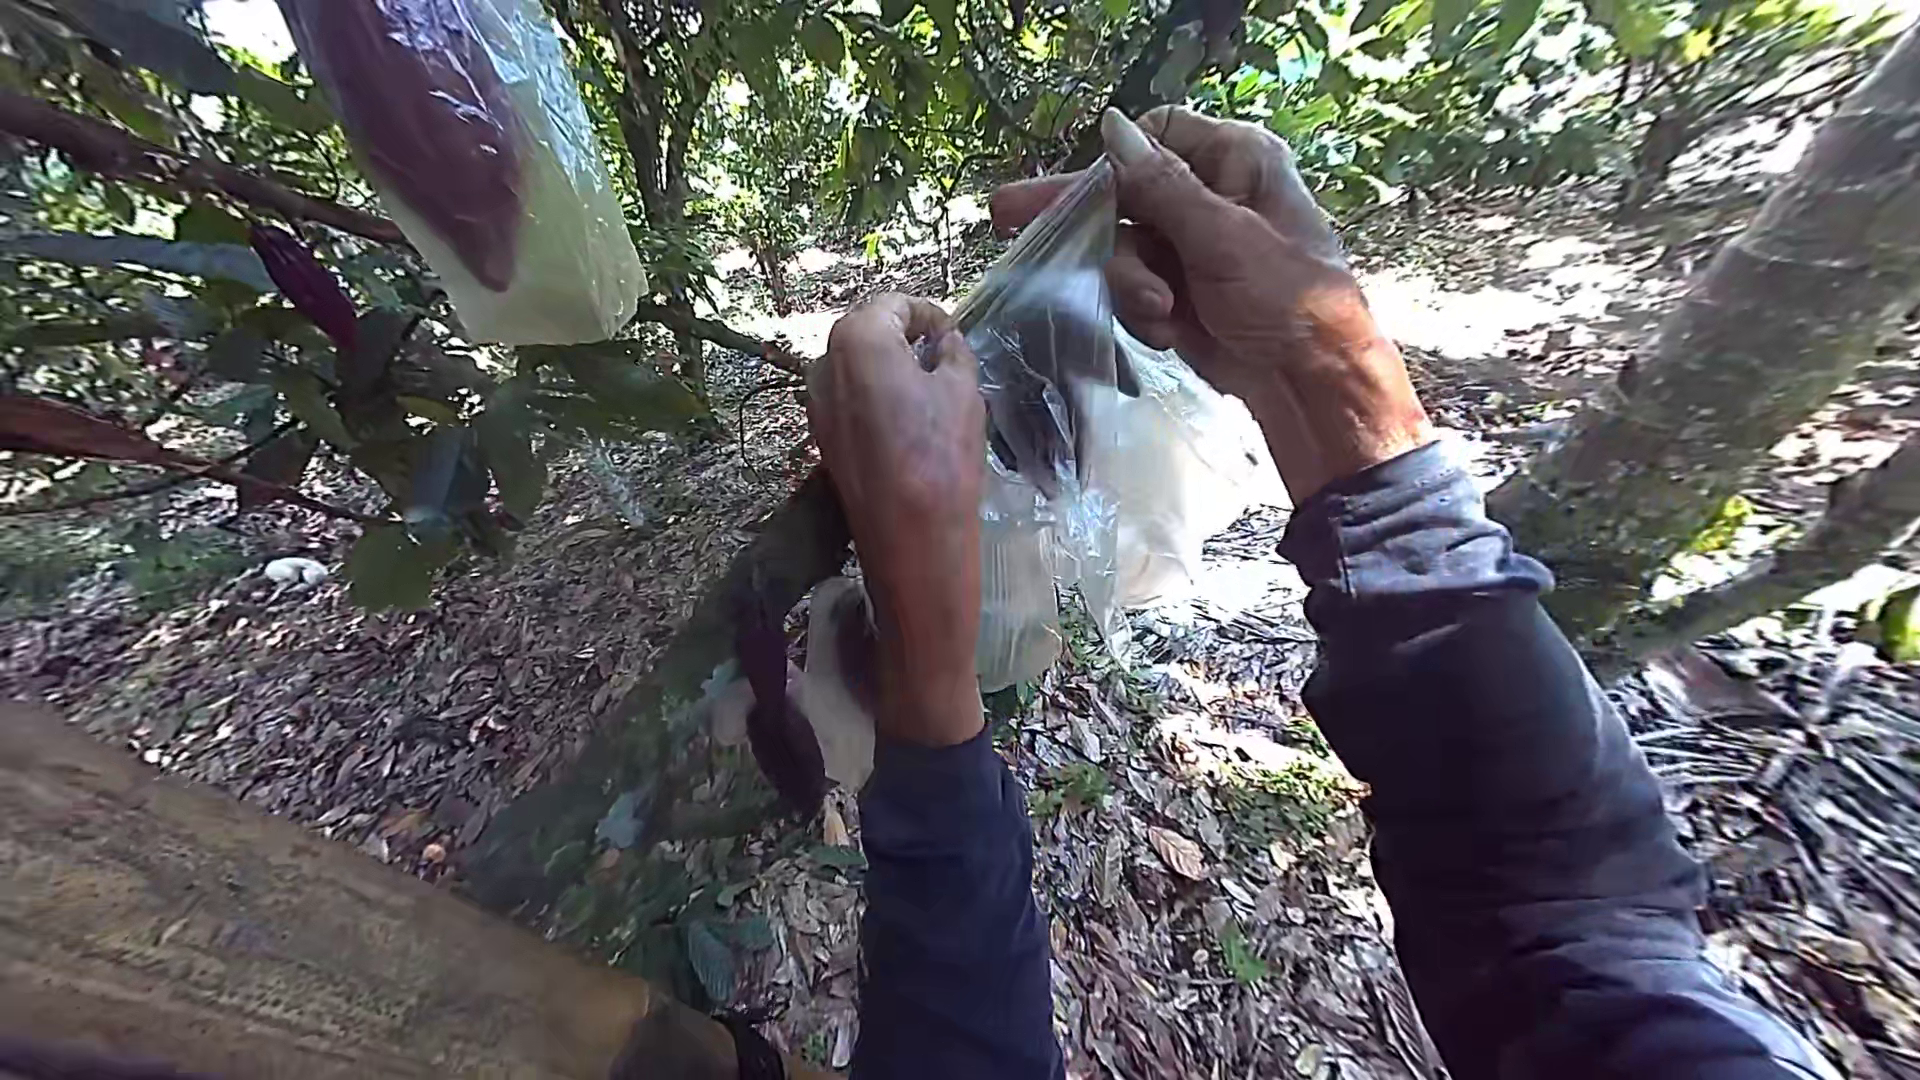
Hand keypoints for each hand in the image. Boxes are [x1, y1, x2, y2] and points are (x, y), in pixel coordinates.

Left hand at [808, 293, 985, 746]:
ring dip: (891, 370)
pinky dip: (877, 399)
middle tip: (945, 361)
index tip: (953, 332)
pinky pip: (852, 402)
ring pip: (858, 370)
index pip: (895, 305)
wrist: (911, 539)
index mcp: (857, 339)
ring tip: (930, 394)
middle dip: (906, 340)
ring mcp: (816, 405)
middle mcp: (824, 364)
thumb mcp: (962, 389)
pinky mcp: (822, 440)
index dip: (930, 314)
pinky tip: (908, 424)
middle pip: (870, 335)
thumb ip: (951, 351)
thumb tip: (942, 341)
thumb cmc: (942, 454)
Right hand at [992, 106, 1432, 500]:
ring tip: (1162, 315)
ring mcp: (1185, 252)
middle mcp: (1203, 200)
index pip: (1153, 141)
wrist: (1301, 378)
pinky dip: (1142, 314)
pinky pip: (1131, 292)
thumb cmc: (1284, 296)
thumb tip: (1111, 130)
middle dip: (1088, 228)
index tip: (1073, 193)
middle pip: (1122, 200)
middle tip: (1006, 214)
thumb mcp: (1222, 237)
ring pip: (1121, 253)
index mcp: (1230, 163)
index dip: (1110, 164)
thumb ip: (1162, 188)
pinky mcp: (1173, 294)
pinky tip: (1168, 331)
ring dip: (1131, 287)